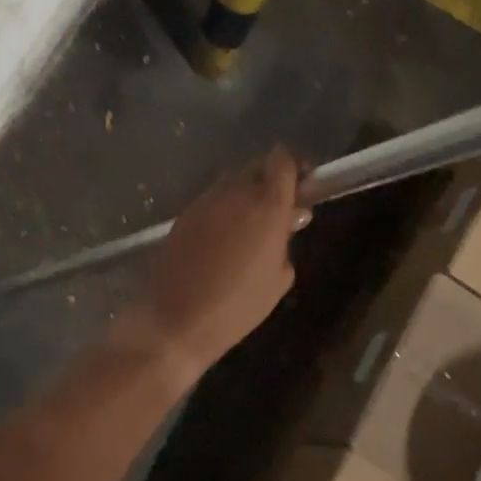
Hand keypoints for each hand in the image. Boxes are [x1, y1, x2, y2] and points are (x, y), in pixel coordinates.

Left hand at [124, 148, 304, 376]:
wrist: (177, 319)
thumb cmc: (238, 305)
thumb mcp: (279, 278)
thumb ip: (287, 240)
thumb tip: (289, 220)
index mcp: (267, 204)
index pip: (283, 160)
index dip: (295, 169)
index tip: (303, 188)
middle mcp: (234, 193)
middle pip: (257, 166)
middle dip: (271, 180)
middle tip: (279, 208)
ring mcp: (204, 201)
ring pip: (231, 181)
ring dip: (245, 193)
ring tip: (251, 225)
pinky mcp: (183, 214)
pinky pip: (211, 200)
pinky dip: (223, 209)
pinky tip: (224, 237)